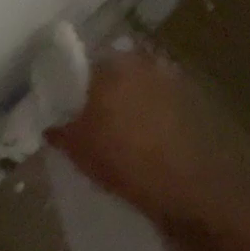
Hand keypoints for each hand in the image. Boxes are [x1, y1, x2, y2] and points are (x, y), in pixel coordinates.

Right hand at [46, 46, 249, 230]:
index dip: (72, 86)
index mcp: (112, 63)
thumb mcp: (79, 151)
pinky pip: (164, 105)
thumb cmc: (127, 161)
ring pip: (142, 88)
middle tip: (93, 122)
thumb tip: (51, 125)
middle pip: (114, 73)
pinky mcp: (198, 103)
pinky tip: (149, 142)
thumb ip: (60, 131)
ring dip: (132, 104)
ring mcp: (176, 80)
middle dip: (104, 93)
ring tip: (122, 135)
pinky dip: (155, 117)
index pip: (81, 64)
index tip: (66, 107)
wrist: (195, 189)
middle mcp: (146, 61)